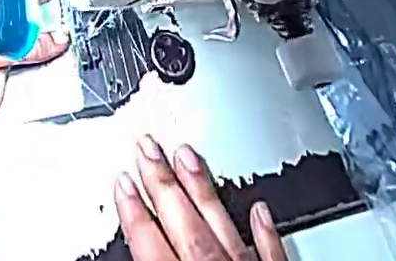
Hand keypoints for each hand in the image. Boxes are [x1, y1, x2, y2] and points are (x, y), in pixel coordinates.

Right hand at [114, 137, 290, 260]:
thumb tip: (132, 248)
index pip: (150, 243)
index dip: (133, 210)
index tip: (122, 180)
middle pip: (185, 221)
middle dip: (161, 181)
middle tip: (146, 146)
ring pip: (223, 226)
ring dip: (202, 188)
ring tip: (186, 154)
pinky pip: (273, 256)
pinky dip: (265, 231)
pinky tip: (259, 208)